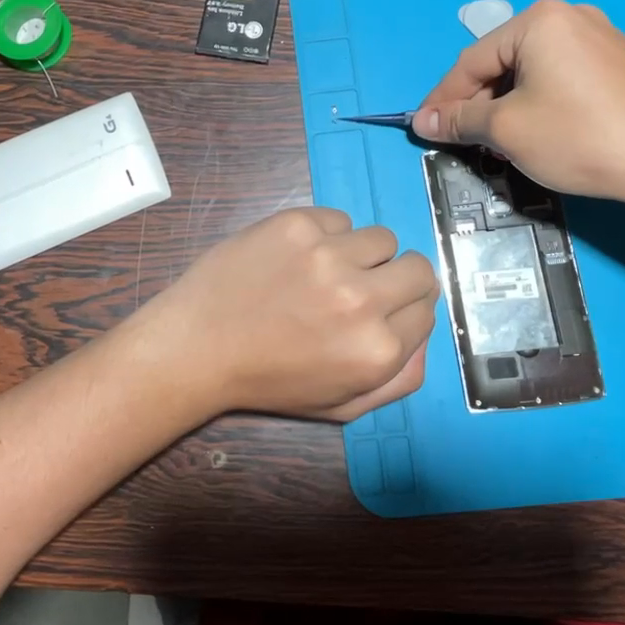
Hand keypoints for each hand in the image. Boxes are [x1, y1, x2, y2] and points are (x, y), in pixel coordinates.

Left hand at [130, 208, 437, 422]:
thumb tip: (424, 336)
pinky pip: (339, 219)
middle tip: (364, 286)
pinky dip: (327, 234)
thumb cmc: (269, 381)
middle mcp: (362, 298)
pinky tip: (298, 256)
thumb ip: (399, 379)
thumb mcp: (342, 405)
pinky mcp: (298, 223)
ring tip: (325, 271)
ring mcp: (329, 254)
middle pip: (419, 267)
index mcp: (377, 350)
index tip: (379, 312)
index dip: (404, 310)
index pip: (427, 310)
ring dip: (362, 254)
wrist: (198, 345)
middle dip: (399, 278)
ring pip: (381, 237)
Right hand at [410, 0, 624, 204]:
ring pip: (531, 71)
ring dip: (506, 105)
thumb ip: (459, 121)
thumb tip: (422, 122)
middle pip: (502, 62)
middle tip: (461, 139)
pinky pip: (560, 76)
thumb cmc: (578, 137)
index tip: (423, 127)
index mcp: (537, 21)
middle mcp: (569, 16)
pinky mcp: (617, 62)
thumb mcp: (506, 131)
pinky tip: (535, 131)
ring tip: (495, 141)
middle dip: (478, 103)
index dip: (443, 99)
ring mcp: (598, 37)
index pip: (472, 61)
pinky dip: (538, 101)